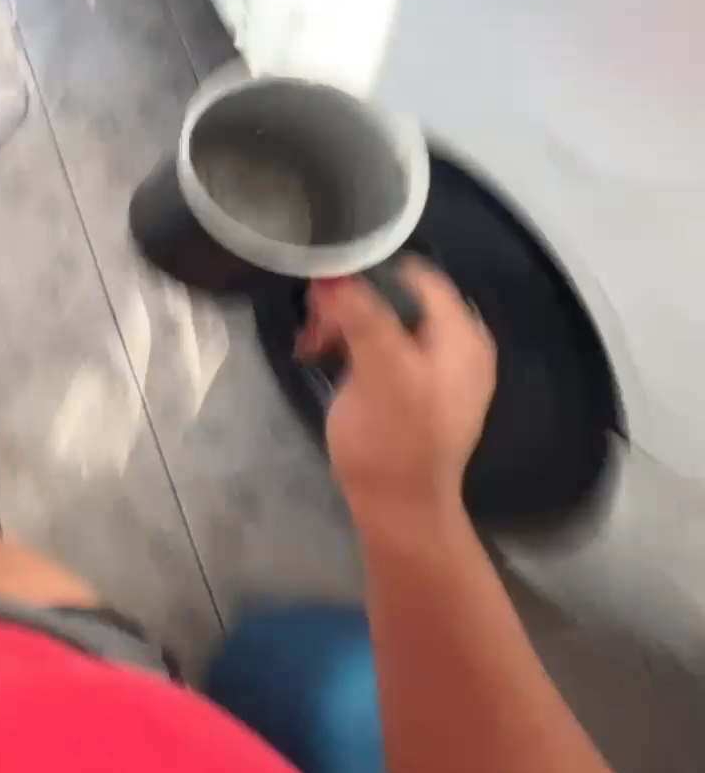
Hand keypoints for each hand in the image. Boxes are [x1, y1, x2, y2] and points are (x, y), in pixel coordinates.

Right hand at [297, 259, 495, 528]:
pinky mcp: (406, 380)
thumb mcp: (380, 374)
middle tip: (313, 327)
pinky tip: (323, 357)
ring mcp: (430, 363)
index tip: (322, 289)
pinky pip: (375, 341)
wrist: (396, 500)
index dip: (367, 272)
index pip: (416, 275)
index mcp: (460, 336)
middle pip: (393, 294)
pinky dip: (345, 341)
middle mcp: (453, 342)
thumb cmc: (392, 438)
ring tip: (311, 345)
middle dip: (346, 302)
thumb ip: (364, 319)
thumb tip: (332, 273)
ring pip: (378, 316)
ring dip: (339, 323)